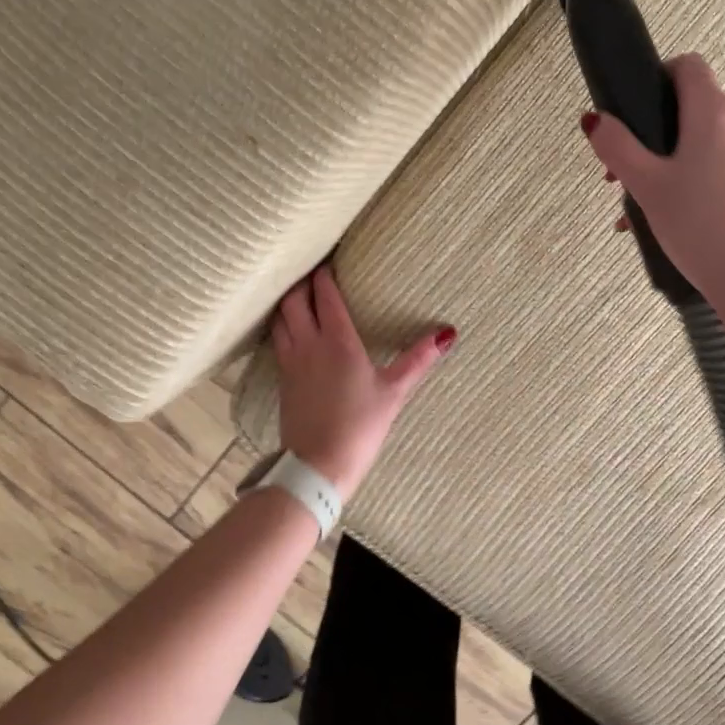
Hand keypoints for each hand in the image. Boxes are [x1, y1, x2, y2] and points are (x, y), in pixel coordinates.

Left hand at [270, 266, 454, 497]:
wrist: (318, 464)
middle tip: (311, 273)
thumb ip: (418, 359)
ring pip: (280, 320)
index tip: (329, 260)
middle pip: (293, 301)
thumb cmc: (359, 426)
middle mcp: (308, 345)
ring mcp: (291, 363)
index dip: (325, 275)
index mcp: (337, 341)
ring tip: (297, 296)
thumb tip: (447, 334)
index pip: (325, 296)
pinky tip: (289, 333)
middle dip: (301, 283)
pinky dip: (281, 328)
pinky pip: (277, 343)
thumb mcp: (394, 391)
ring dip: (287, 304)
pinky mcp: (283, 382)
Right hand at [581, 53, 724, 303]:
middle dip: (659, 139)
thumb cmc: (702, 229)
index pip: (688, 66)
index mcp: (714, 114)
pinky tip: (688, 230)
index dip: (658, 79)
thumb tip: (595, 119)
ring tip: (652, 215)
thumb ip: (617, 148)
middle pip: (697, 113)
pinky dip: (707, 189)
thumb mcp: (648, 188)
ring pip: (713, 149)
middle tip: (630, 180)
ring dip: (679, 169)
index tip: (636, 114)